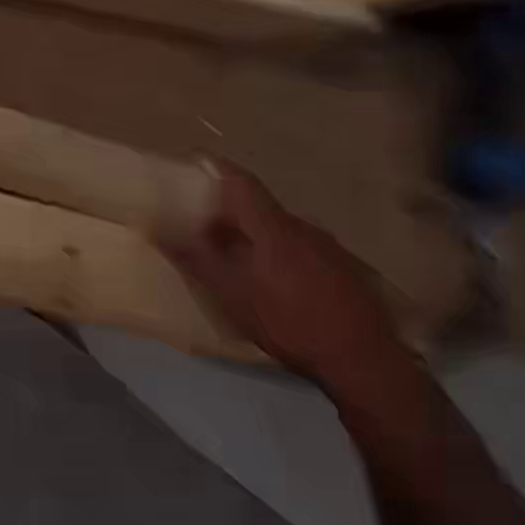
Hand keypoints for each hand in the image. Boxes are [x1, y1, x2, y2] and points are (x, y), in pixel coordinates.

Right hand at [162, 165, 408, 386]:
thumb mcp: (231, 294)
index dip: (217, 167)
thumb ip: (196, 258)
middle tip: (206, 223)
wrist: (366, 365)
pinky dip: (281, 254)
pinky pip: (303, 249)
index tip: (195, 160)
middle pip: (260, 207)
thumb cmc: (289, 322)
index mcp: (273, 228)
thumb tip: (158, 228)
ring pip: (282, 230)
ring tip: (239, 257)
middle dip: (231, 210)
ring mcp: (330, 250)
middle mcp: (303, 228)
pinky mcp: (347, 272)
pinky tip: (277, 282)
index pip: (242, 182)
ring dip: (257, 236)